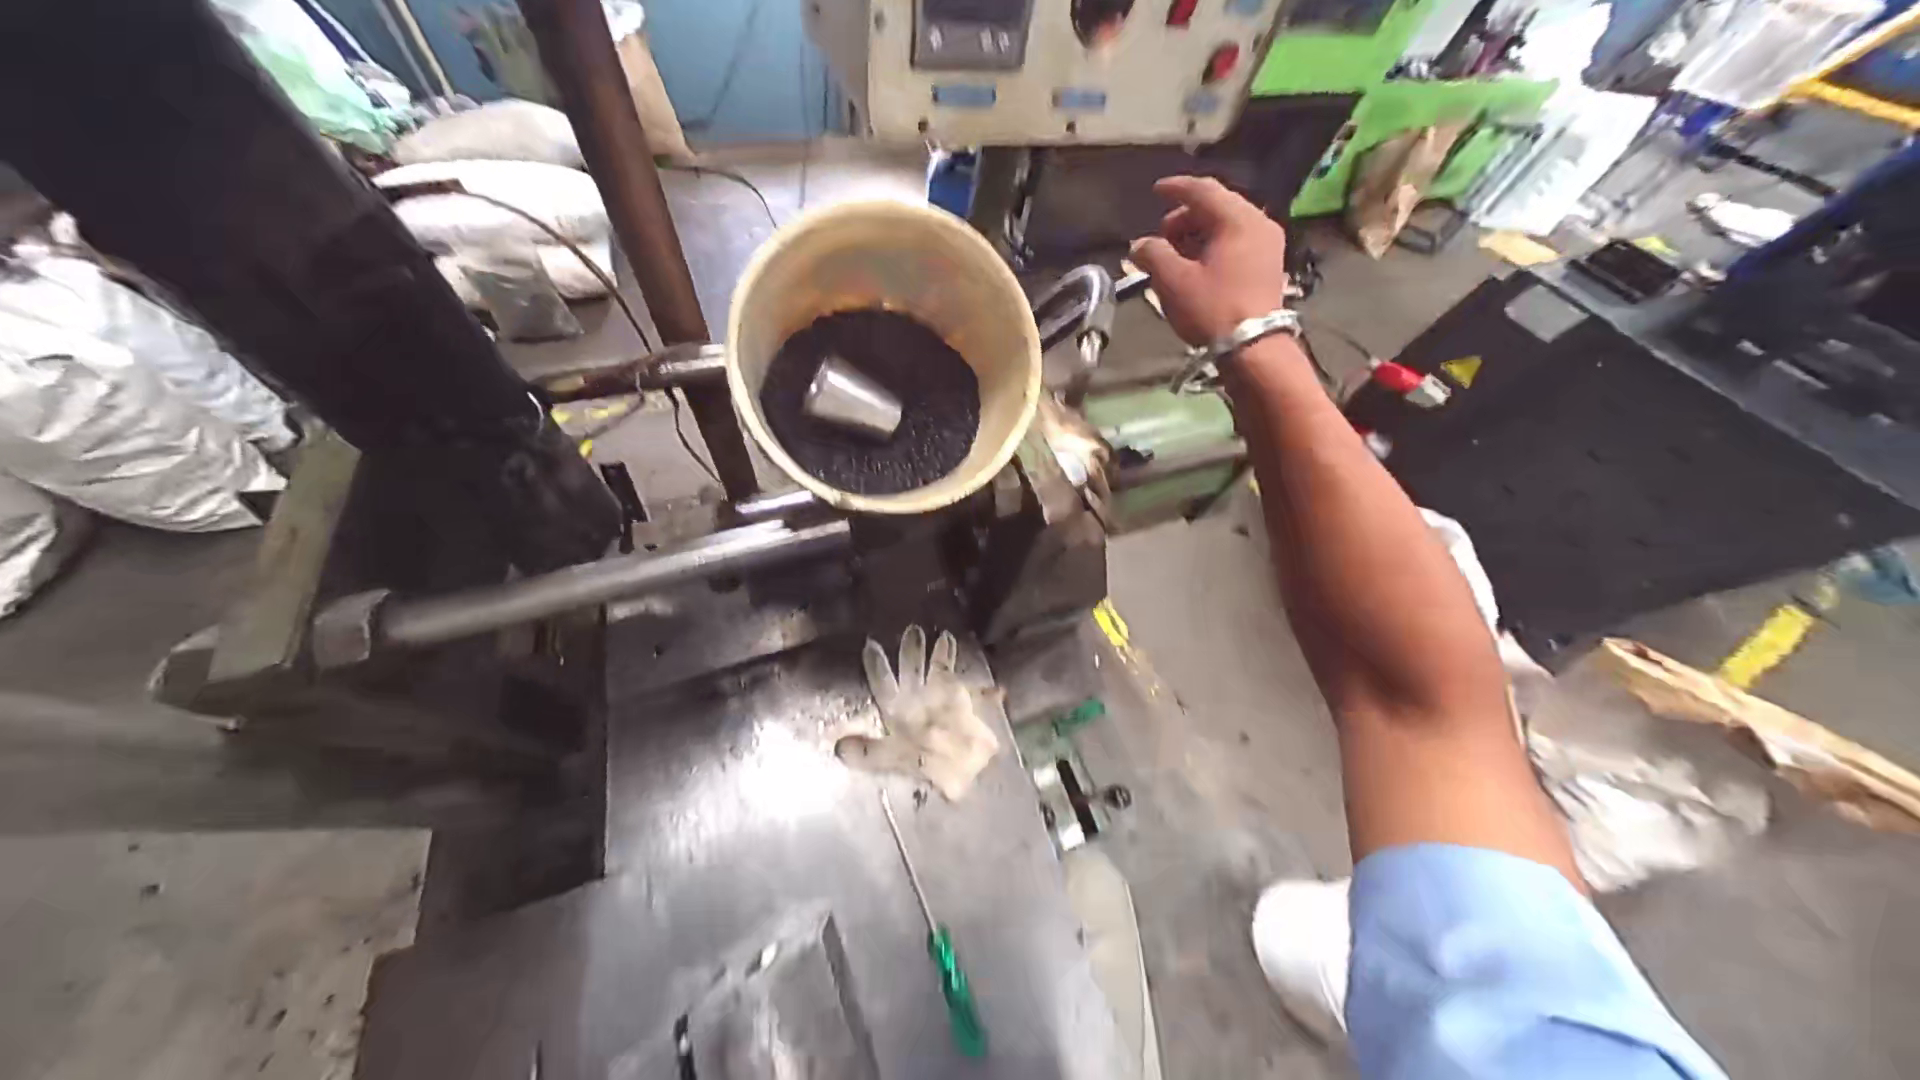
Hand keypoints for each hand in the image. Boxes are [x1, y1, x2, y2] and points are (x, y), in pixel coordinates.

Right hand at [1129, 176, 1290, 347]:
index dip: (1176, 188)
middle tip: (1162, 235)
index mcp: (1237, 219)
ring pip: (1227, 224)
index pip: (1203, 191)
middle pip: (1217, 205)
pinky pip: (1237, 241)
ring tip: (1175, 253)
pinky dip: (1213, 244)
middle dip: (1185, 215)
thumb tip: (1140, 245)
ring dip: (1198, 232)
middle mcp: (1258, 223)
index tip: (1155, 191)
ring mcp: (1268, 244)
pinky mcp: (1268, 265)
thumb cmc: (1212, 309)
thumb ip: (1153, 254)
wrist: (1253, 348)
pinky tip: (1196, 264)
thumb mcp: (1173, 281)